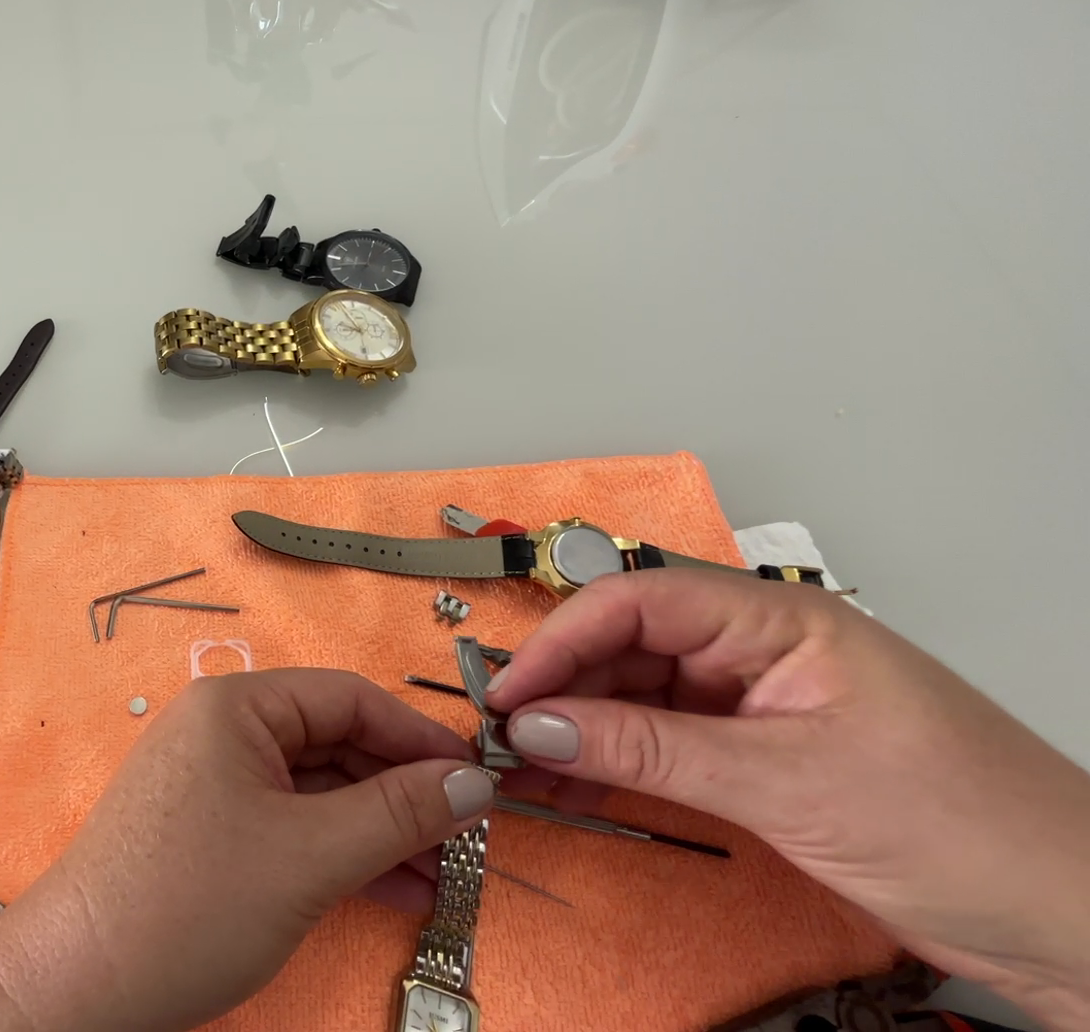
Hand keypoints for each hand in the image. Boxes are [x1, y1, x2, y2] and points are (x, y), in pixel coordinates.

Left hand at [0, 668, 490, 1031]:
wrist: (84, 981)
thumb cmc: (193, 900)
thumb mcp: (310, 854)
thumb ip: (399, 813)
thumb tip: (474, 783)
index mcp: (236, 704)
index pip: (347, 697)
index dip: (417, 737)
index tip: (479, 780)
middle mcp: (223, 729)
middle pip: (334, 742)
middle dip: (402, 793)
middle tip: (468, 840)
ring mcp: (215, 779)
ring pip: (317, 789)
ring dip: (380, 830)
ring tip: (445, 877)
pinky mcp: (212, 827)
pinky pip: (291, 823)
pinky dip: (341, 852)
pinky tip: (394, 888)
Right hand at [487, 570, 1089, 1027]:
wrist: (1086, 933)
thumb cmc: (971, 834)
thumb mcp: (788, 786)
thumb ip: (647, 750)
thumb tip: (535, 728)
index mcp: (777, 621)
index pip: (636, 602)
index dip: (560, 641)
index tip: (508, 694)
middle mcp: (751, 648)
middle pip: (621, 647)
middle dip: (557, 692)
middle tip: (503, 742)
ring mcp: (746, 700)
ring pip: (628, 697)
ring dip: (572, 733)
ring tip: (523, 775)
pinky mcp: (745, 748)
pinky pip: (651, 741)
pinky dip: (606, 764)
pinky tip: (568, 790)